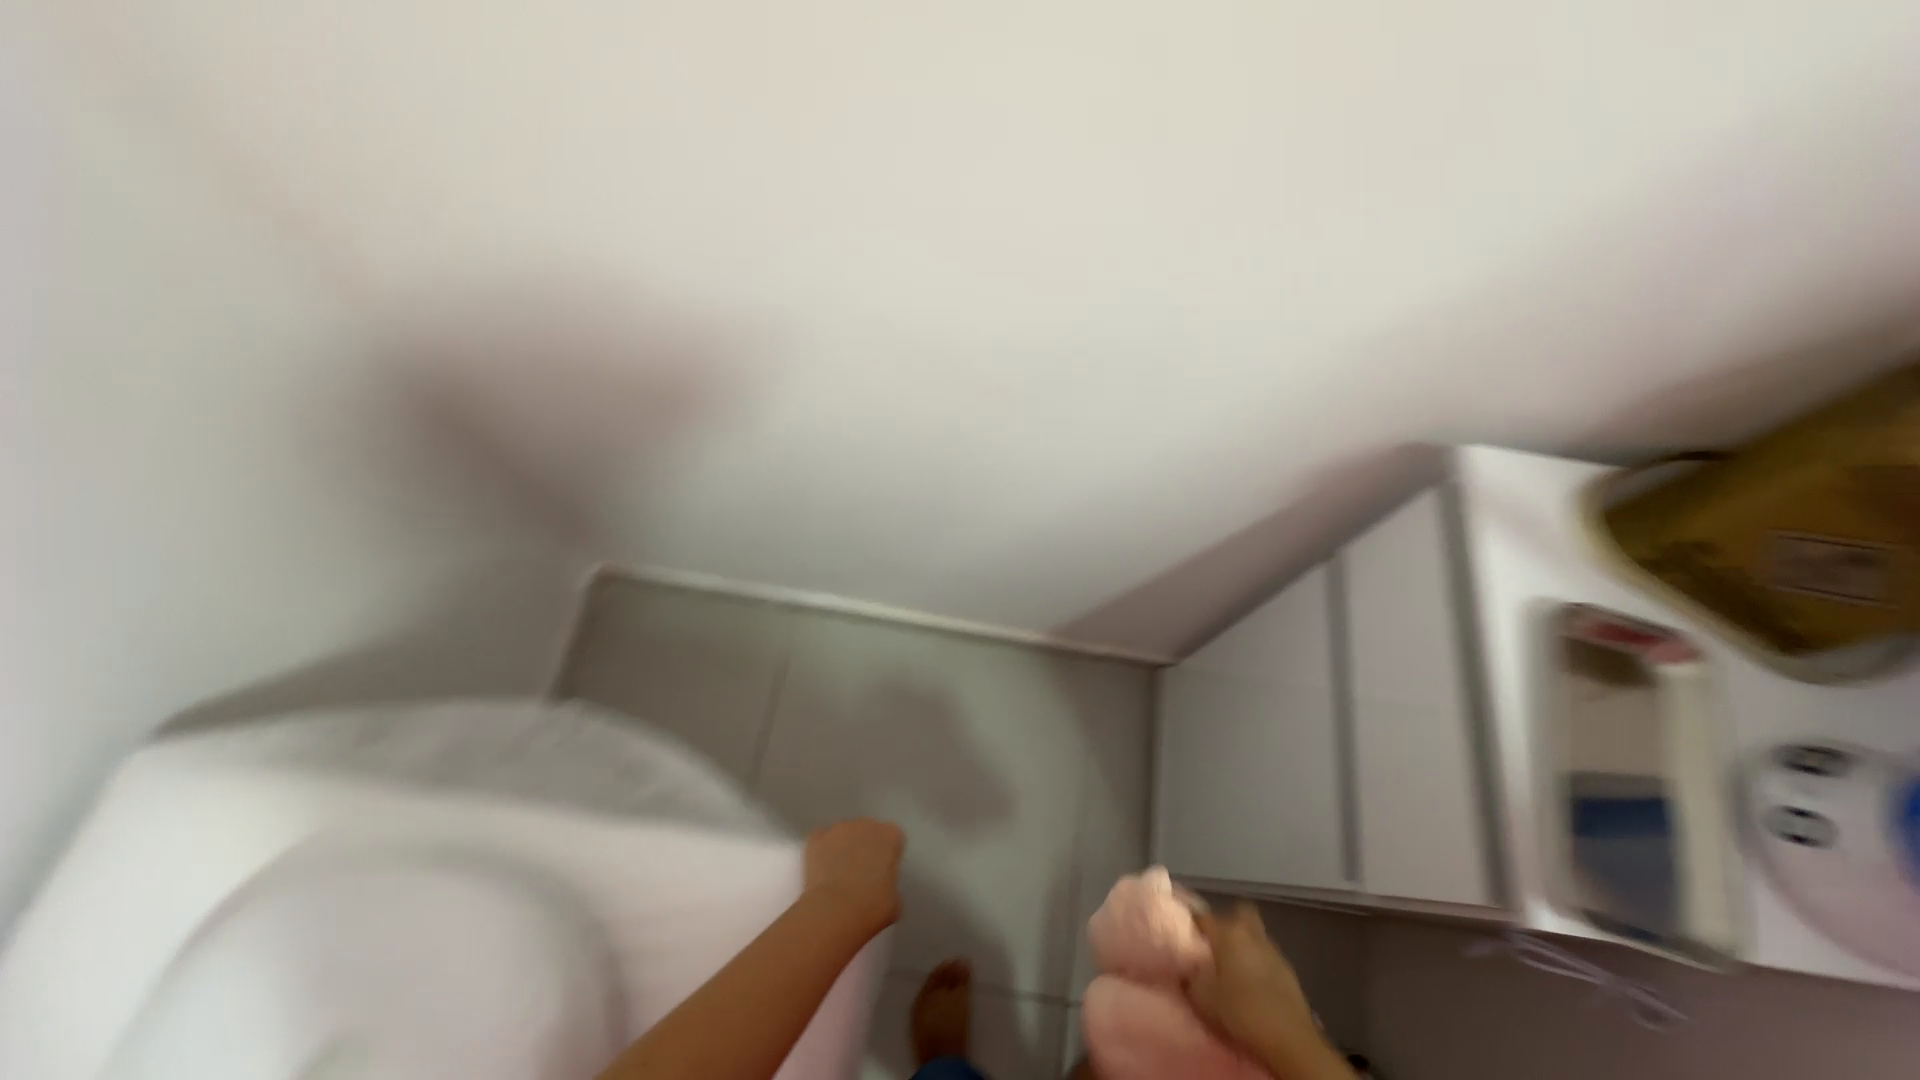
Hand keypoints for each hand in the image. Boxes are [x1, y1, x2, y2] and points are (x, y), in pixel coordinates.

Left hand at [803, 818, 904, 934]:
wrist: (834, 911)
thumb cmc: (872, 907)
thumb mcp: (895, 899)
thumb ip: (891, 882)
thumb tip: (881, 884)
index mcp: (891, 836)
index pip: (893, 838)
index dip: (888, 855)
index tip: (883, 872)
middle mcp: (866, 825)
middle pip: (867, 832)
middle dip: (865, 847)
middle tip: (861, 873)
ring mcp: (839, 829)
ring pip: (843, 835)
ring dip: (842, 848)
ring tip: (837, 874)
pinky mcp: (816, 838)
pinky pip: (822, 841)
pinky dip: (822, 852)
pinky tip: (821, 872)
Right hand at [1185, 903, 1334, 1071]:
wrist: (1289, 1039)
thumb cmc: (1239, 1012)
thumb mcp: (1201, 998)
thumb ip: (1190, 977)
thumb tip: (1186, 967)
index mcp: (1228, 934)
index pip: (1203, 917)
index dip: (1192, 925)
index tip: (1184, 937)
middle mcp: (1252, 934)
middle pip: (1240, 913)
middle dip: (1229, 923)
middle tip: (1216, 945)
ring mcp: (1274, 951)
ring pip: (1255, 935)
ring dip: (1245, 945)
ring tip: (1233, 969)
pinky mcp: (1290, 971)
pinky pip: (1268, 957)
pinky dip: (1259, 964)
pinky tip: (1253, 986)